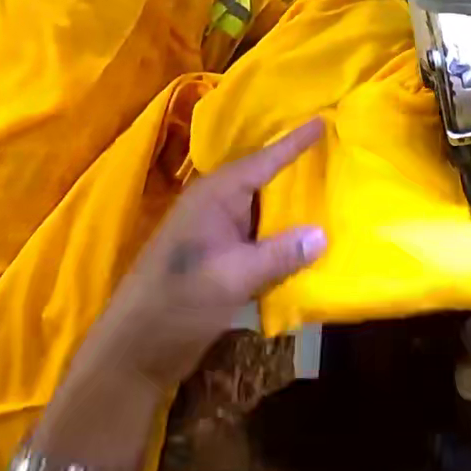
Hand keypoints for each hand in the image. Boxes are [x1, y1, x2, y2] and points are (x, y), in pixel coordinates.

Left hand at [28, 121, 327, 468]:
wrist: (134, 350)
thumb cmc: (178, 302)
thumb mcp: (231, 277)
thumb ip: (278, 255)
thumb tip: (322, 233)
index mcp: (215, 195)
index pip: (262, 161)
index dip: (293, 143)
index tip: (321, 120)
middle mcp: (216, 205)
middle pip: (263, 179)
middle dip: (296, 168)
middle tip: (336, 152)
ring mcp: (217, 232)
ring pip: (262, 209)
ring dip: (291, 205)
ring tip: (331, 190)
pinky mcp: (219, 257)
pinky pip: (258, 235)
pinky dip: (281, 236)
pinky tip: (307, 241)